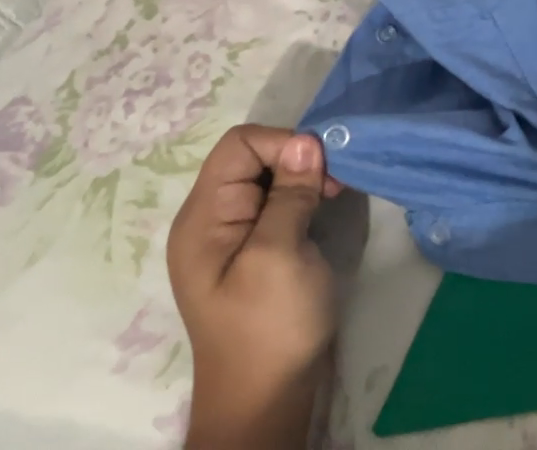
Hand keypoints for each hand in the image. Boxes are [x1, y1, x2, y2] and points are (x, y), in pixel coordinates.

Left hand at [168, 125, 343, 449]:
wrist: (269, 396)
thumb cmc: (270, 325)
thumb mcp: (279, 255)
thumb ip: (289, 195)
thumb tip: (306, 141)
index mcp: (203, 218)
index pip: (239, 145)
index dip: (282, 144)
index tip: (320, 171)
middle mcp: (214, 218)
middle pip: (254, 157)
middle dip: (298, 160)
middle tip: (333, 187)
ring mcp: (236, 234)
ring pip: (271, 177)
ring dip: (306, 178)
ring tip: (333, 198)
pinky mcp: (261, 246)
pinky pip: (280, 201)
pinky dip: (306, 196)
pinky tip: (325, 210)